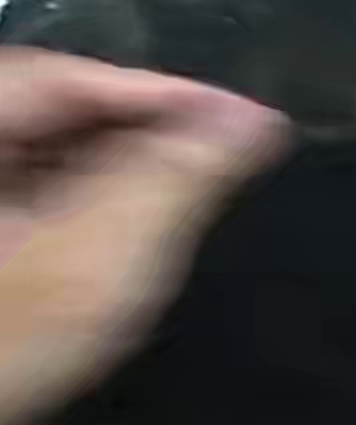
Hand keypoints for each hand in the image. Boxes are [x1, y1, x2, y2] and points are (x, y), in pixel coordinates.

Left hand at [0, 49, 285, 424]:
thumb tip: (261, 118)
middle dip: (148, 122)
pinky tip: (125, 208)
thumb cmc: (4, 346)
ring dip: (122, 150)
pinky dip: (83, 178)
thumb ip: (179, 179)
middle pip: (40, 103)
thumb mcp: (103, 261)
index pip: (54, 79)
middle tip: (234, 149)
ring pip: (32, 136)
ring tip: (196, 176)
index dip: (164, 92)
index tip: (256, 121)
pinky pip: (18, 170)